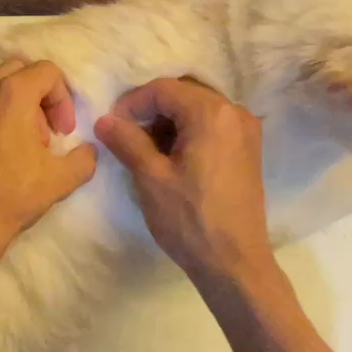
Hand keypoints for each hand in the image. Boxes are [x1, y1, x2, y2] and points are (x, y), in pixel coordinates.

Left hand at [0, 59, 97, 278]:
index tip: (63, 133)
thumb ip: (84, 157)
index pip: (47, 72)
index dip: (62, 100)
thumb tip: (86, 151)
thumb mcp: (63, 179)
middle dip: (33, 96)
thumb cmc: (14, 198)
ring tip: (0, 119)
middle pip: (13, 69)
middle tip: (38, 134)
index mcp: (11, 94)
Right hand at [94, 78, 278, 289]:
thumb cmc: (189, 219)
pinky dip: (187, 133)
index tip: (111, 127)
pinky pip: (212, 127)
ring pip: (198, 110)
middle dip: (151, 110)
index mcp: (212, 113)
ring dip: (168, 122)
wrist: (233, 261)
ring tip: (144, 151)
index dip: (131, 103)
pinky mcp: (247, 151)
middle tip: (125, 136)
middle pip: (184, 94)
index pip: (163, 89)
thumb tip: (104, 119)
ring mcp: (246, 131)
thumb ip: (127, 141)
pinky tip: (170, 159)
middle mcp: (235, 112)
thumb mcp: (150, 178)